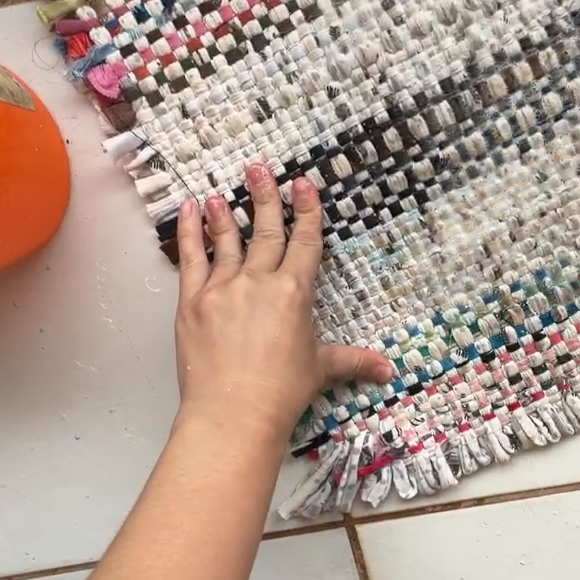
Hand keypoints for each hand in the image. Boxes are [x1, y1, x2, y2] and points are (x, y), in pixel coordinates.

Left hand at [173, 165, 393, 446]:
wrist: (234, 410)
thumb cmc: (281, 390)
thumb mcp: (322, 369)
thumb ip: (354, 361)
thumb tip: (389, 370)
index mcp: (294, 292)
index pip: (303, 242)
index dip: (306, 211)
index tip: (304, 185)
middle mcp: (259, 281)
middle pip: (266, 231)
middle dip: (266, 198)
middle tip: (260, 169)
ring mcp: (223, 288)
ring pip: (227, 240)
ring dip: (227, 213)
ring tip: (224, 191)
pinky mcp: (193, 301)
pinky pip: (192, 258)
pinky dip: (190, 233)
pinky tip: (190, 212)